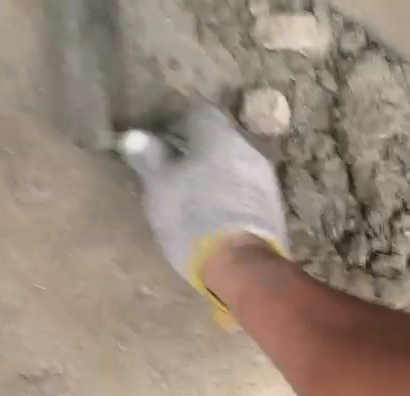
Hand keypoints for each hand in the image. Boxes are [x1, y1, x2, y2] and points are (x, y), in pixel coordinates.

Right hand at [120, 103, 287, 315]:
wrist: (243, 266)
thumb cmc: (193, 219)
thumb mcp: (160, 189)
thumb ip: (148, 160)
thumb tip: (134, 137)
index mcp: (218, 135)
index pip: (197, 114)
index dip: (178, 126)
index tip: (163, 145)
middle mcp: (248, 150)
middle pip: (221, 142)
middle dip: (200, 154)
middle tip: (178, 175)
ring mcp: (266, 182)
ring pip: (237, 169)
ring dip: (218, 179)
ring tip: (198, 200)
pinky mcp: (274, 212)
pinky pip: (248, 196)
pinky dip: (233, 200)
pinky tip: (220, 219)